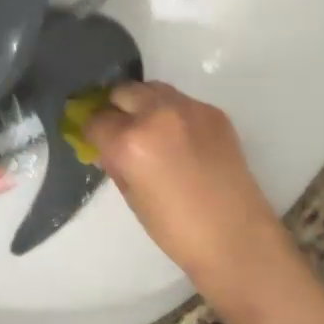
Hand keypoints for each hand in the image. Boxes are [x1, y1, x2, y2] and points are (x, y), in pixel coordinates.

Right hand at [84, 82, 294, 287]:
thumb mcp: (133, 200)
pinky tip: (176, 142)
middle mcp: (158, 114)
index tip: (94, 143)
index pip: (97, 121)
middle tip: (118, 134)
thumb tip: (107, 150)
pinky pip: (180, 102)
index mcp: (131, 143)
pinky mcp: (213, 111)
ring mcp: (189, 108)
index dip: (91, 133)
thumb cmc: (175, 230)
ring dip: (143, 105)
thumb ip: (117, 167)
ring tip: (147, 133)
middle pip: (124, 93)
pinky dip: (170, 114)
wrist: (232, 234)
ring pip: (153, 90)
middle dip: (116, 111)